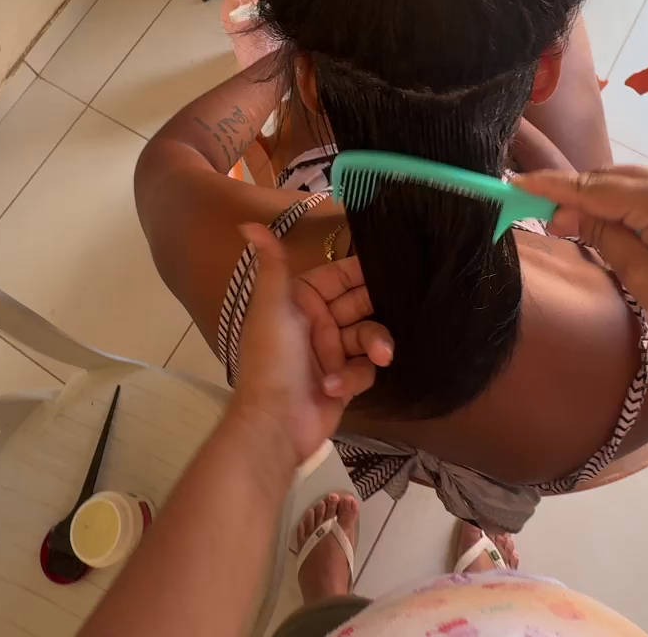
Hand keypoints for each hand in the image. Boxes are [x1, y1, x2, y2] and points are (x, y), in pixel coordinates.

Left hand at [229, 225, 393, 467]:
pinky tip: (333, 386)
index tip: (394, 264)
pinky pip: (363, 369)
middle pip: (361, 305)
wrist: (273, 423)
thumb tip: (247, 223)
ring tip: (378, 356)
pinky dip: (352, 377)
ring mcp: (331, 351)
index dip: (363, 271)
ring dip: (373, 345)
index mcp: (301, 299)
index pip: (340, 276)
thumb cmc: (272, 358)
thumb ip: (272, 263)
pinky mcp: (343, 380)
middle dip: (376, 310)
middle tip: (400, 308)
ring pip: (369, 336)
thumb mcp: (272, 305)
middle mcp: (318, 321)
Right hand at [517, 166, 647, 363]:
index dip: (550, 185)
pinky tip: (621, 222)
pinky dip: (630, 200)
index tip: (514, 183)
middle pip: (612, 177)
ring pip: (634, 181)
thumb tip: (562, 213)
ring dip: (603, 197)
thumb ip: (601, 236)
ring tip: (581, 224)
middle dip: (576, 193)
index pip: (592, 186)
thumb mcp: (642, 277)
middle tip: (547, 219)